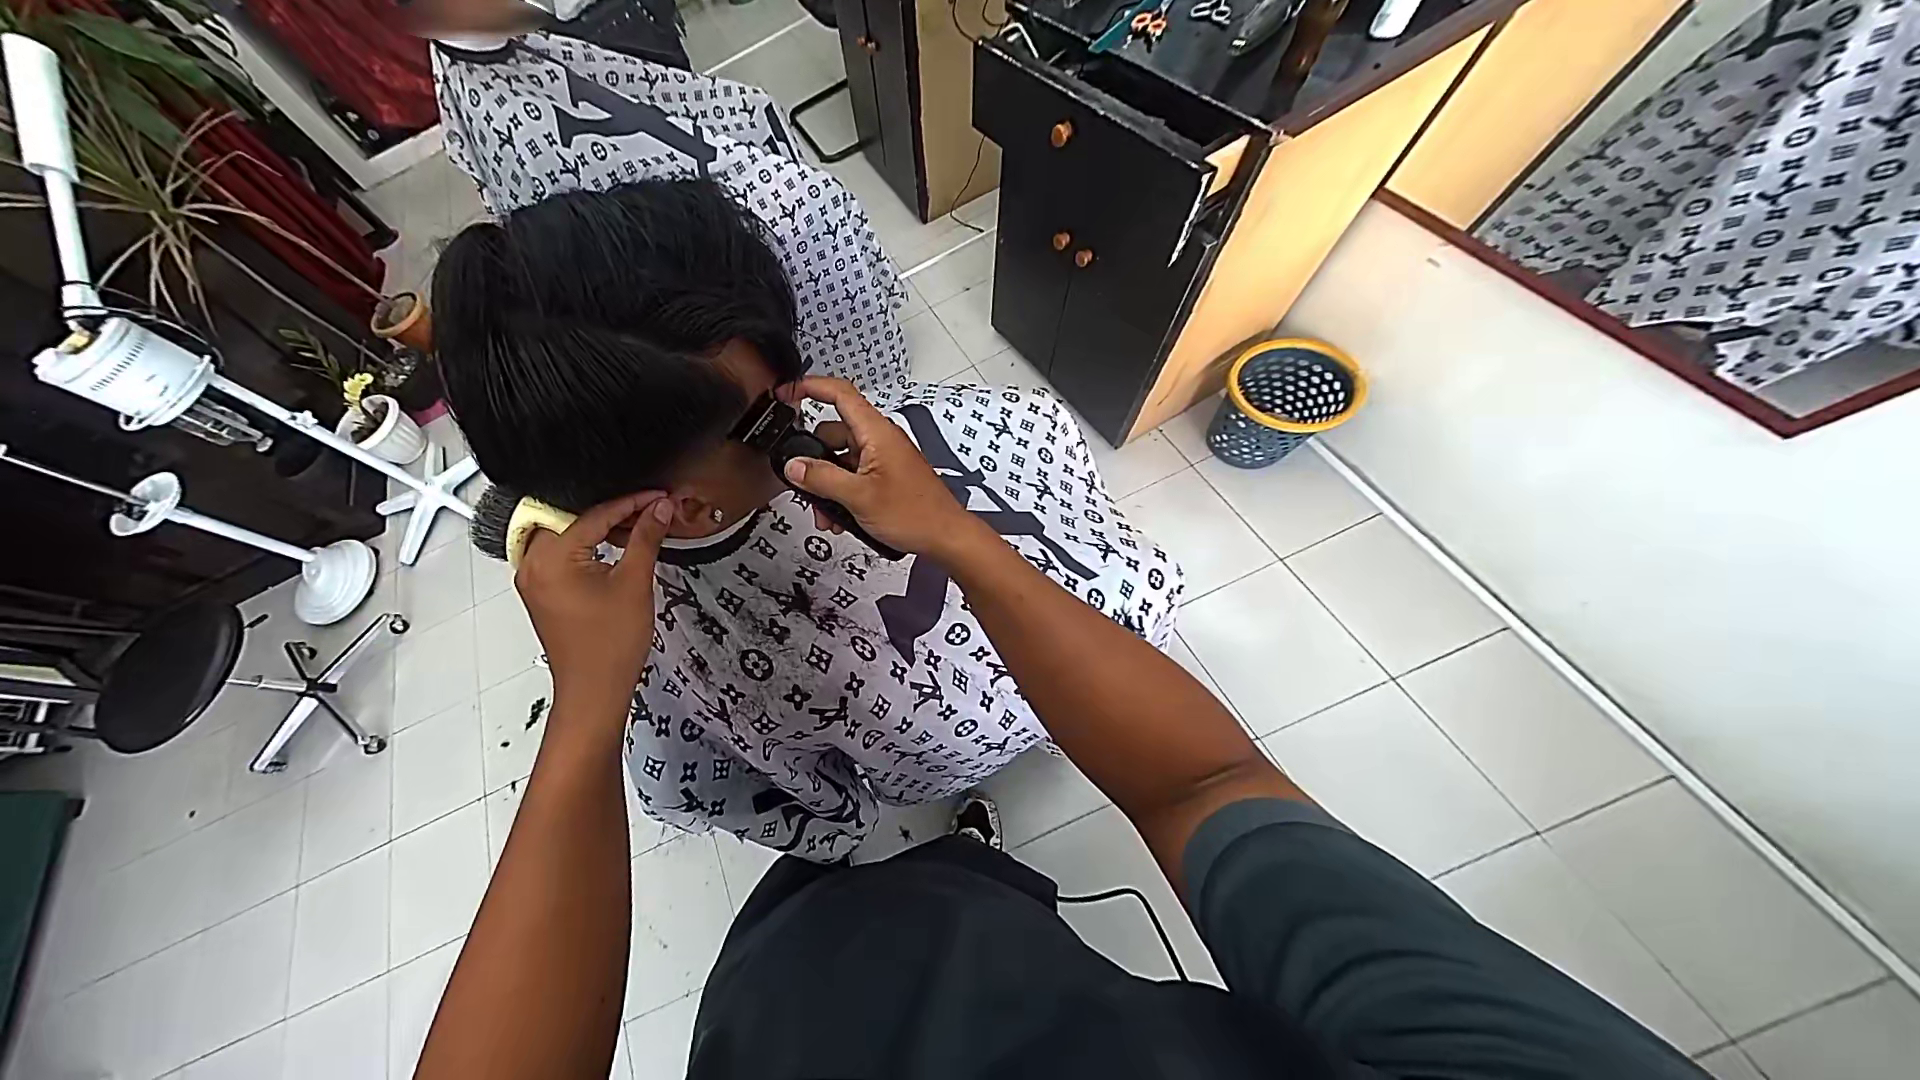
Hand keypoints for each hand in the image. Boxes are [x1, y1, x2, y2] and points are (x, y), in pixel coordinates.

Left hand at [515, 492, 674, 707]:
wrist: (595, 687)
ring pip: (563, 532)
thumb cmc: (609, 645)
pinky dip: (585, 544)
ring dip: (597, 525)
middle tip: (645, 506)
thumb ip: (646, 538)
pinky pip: (560, 552)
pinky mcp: (542, 591)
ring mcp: (534, 579)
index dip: (632, 503)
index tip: (657, 497)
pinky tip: (613, 546)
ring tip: (633, 524)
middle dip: (610, 509)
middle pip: (570, 516)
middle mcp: (532, 565)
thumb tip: (658, 510)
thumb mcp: (635, 582)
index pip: (595, 514)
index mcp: (551, 559)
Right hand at [778, 376, 984, 558]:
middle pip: (834, 433)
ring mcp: (884, 458)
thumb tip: (795, 467)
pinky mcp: (887, 476)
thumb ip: (821, 479)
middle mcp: (882, 440)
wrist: (944, 536)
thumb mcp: (859, 497)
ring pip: (842, 459)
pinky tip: (841, 515)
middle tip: (804, 480)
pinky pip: (855, 475)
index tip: (788, 393)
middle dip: (815, 459)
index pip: (840, 393)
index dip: (810, 387)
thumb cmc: (917, 514)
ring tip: (827, 510)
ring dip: (828, 483)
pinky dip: (842, 491)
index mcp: (877, 433)